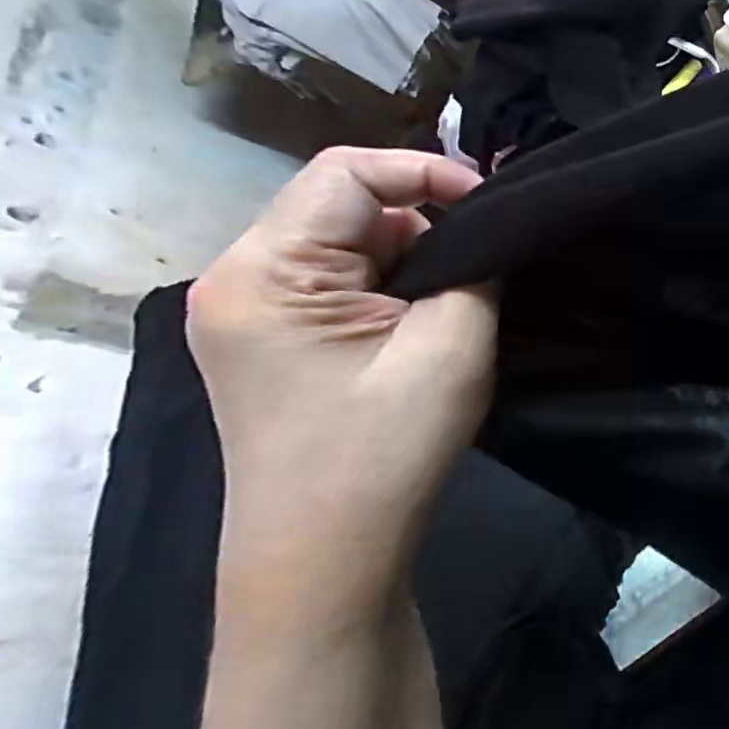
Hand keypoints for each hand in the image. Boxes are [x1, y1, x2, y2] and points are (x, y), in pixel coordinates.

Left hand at [186, 147, 497, 624]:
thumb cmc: (385, 451)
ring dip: (409, 255)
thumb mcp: (451, 348)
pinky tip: (421, 319)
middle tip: (484, 256)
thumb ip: (474, 269)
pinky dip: (389, 283)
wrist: (326, 557)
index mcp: (266, 273)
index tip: (491, 204)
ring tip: (456, 296)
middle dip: (423, 218)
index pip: (346, 173)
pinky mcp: (267, 338)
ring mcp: (246, 310)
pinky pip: (335, 278)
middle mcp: (237, 278)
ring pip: (343, 241)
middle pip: (341, 203)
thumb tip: (484, 229)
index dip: (427, 171)